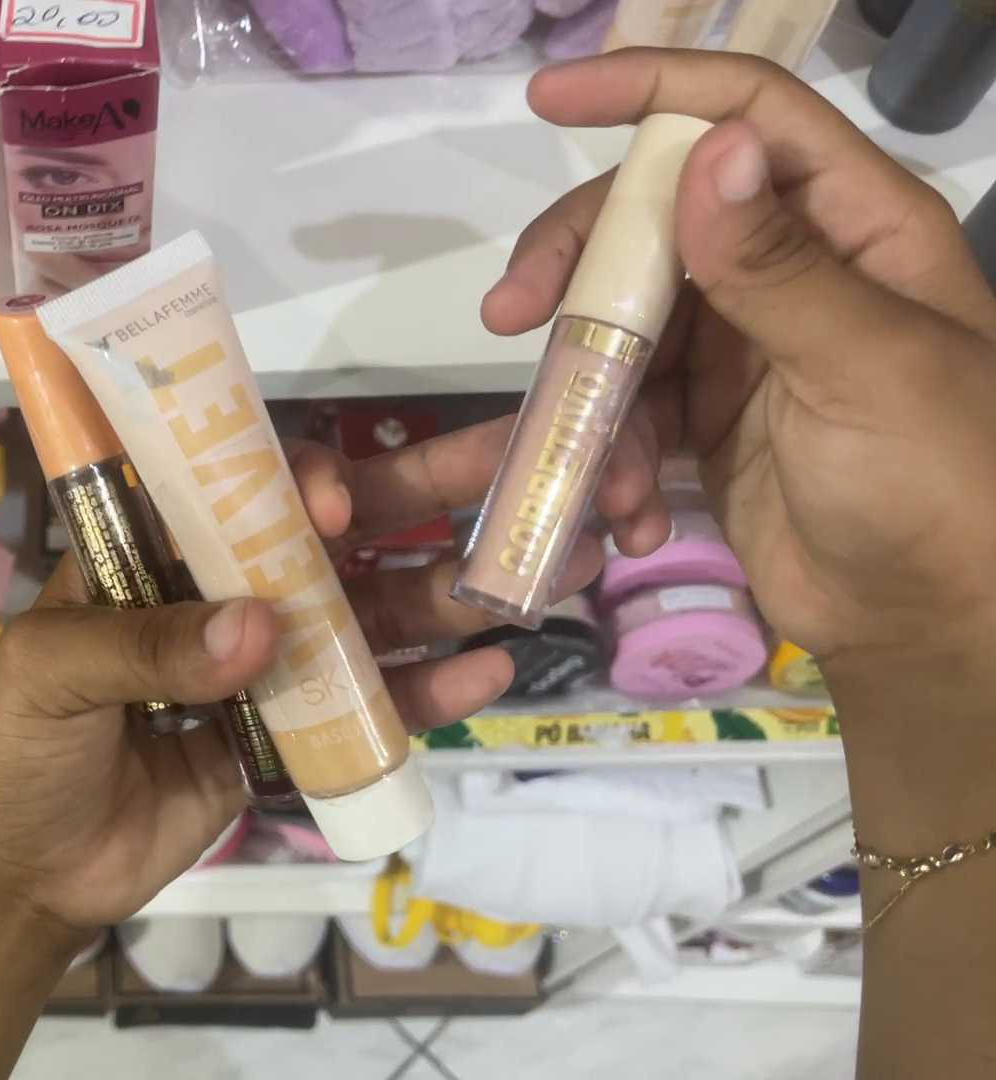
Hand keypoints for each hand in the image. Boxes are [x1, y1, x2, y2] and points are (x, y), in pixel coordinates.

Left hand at [0, 420, 660, 931]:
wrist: (27, 870)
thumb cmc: (16, 749)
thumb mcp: (53, 675)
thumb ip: (146, 647)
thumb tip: (262, 628)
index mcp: (146, 557)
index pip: (228, 489)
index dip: (289, 480)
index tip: (333, 508)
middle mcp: (211, 595)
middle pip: (317, 539)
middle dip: (411, 504)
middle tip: (513, 473)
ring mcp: (255, 667)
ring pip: (356, 616)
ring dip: (441, 594)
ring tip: (537, 575)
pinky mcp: (281, 735)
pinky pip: (357, 705)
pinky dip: (416, 690)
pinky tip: (483, 670)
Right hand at [484, 50, 995, 665]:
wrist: (929, 616)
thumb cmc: (942, 487)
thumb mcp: (864, 369)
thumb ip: (779, 268)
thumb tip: (707, 156)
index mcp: (848, 230)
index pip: (744, 120)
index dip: (647, 94)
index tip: (548, 96)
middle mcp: (777, 273)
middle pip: (640, 226)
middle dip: (566, 268)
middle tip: (507, 317)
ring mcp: (726, 347)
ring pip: (610, 327)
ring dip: (588, 398)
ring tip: (606, 473)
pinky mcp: (686, 412)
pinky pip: (613, 406)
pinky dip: (605, 456)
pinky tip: (628, 509)